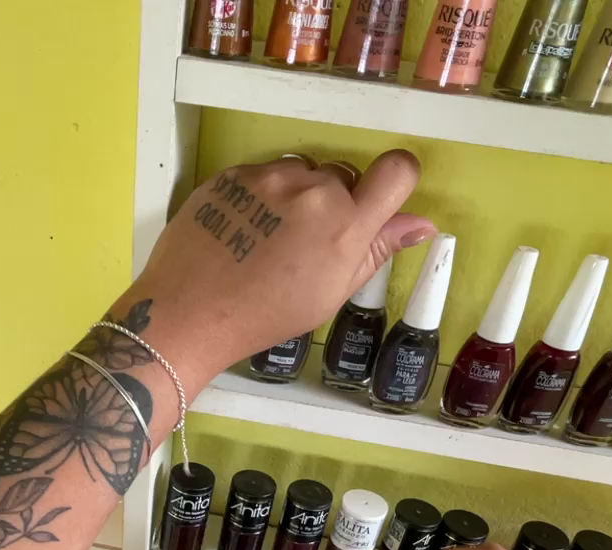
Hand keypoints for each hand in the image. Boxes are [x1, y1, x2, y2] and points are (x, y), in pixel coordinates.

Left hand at [119, 151, 434, 378]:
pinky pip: (261, 175)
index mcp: (344, 224)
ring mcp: (267, 177)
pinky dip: (259, 197)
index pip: (397, 170)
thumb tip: (421, 224)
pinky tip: (242, 234)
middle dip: (334, 203)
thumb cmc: (264, 316)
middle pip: (341, 176)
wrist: (190, 314)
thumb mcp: (329, 295)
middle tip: (305, 247)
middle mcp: (311, 189)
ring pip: (300, 173)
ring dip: (296, 197)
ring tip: (269, 242)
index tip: (377, 204)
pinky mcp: (231, 174)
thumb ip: (376, 252)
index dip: (394, 184)